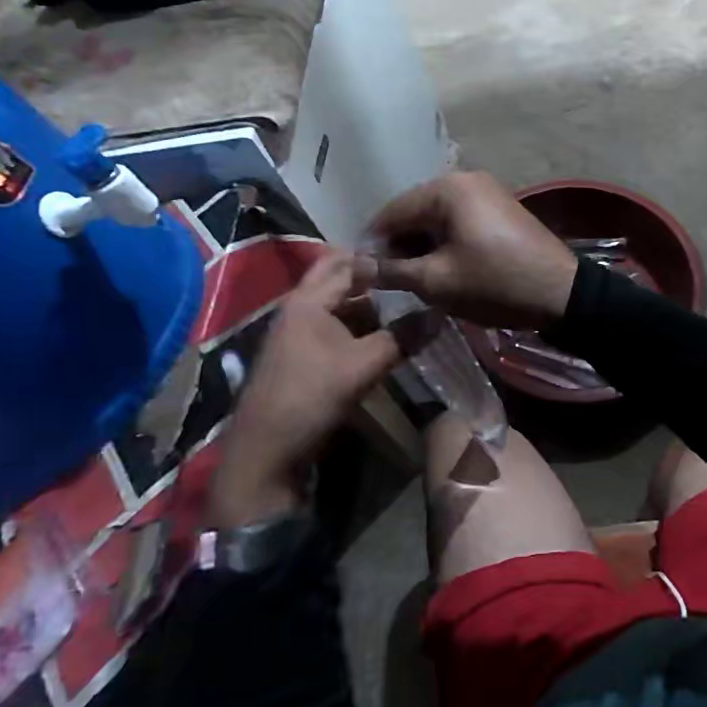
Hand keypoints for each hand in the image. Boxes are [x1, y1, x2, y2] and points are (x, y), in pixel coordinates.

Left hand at [210, 251, 404, 527]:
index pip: (346, 262)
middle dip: (374, 277)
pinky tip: (384, 335)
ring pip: (339, 306)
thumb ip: (401, 337)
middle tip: (412, 277)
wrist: (266, 452)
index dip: (379, 256)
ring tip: (407, 304)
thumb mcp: (362, 366)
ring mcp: (299, 334)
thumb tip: (440, 314)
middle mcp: (300, 309)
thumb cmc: (310, 397)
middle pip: (339, 281)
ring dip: (369, 304)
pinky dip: (359, 326)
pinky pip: (336, 328)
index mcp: (308, 301)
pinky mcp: (303, 357)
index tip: (415, 254)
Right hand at [364, 171, 578, 328]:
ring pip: (436, 218)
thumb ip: (392, 271)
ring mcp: (486, 192)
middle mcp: (465, 179)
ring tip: (414, 279)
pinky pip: (458, 221)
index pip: (392, 211)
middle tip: (388, 280)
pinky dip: (444, 243)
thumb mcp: (436, 281)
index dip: (372, 243)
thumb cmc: (494, 283)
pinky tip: (441, 268)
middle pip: (414, 211)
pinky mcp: (500, 209)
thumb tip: (357, 266)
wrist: (561, 294)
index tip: (361, 273)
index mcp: (447, 188)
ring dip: (421, 246)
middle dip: (398, 245)